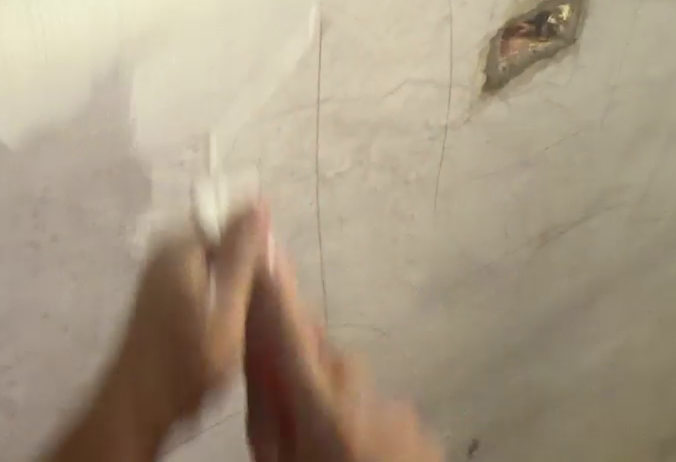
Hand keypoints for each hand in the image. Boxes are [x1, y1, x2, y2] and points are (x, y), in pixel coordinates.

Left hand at [43, 205, 269, 461]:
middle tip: (255, 309)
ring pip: (210, 269)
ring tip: (242, 323)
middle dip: (242, 273)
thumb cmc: (187, 360)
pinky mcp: (156, 296)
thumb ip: (241, 255)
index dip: (253, 252)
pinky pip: (197, 284)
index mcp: (178, 245)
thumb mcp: (226, 308)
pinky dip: (215, 303)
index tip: (267, 284)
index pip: (227, 224)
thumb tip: (257, 202)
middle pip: (218, 246)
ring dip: (230, 292)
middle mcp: (163, 251)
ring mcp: (156, 273)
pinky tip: (223, 331)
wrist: (138, 404)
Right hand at [244, 258, 440, 461]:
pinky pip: (376, 405)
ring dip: (330, 396)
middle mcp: (363, 395)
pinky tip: (360, 455)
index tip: (261, 236)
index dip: (272, 281)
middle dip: (296, 361)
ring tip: (328, 447)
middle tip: (287, 406)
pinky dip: (362, 419)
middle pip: (316, 351)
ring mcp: (398, 411)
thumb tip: (255, 357)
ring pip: (346, 380)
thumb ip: (266, 409)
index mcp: (322, 409)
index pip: (287, 326)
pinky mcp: (420, 427)